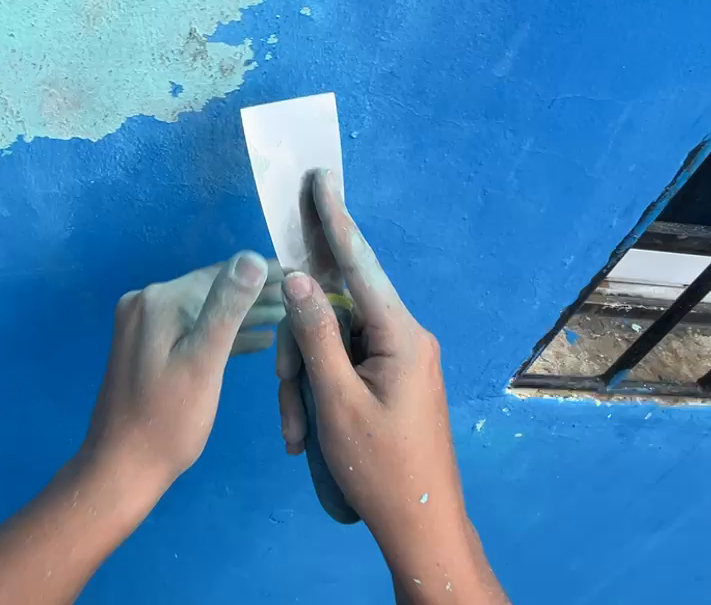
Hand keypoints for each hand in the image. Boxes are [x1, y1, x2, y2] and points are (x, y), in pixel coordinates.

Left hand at [78, 250, 283, 499]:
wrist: (122, 468)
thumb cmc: (169, 420)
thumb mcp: (204, 361)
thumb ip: (227, 307)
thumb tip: (250, 256)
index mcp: (159, 300)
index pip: (220, 274)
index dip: (262, 273)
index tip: (299, 274)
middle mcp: (147, 302)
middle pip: (213, 290)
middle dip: (256, 294)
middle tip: (301, 297)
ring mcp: (145, 324)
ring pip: (205, 310)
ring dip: (244, 315)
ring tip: (288, 316)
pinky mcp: (149, 345)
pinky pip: (193, 329)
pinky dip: (223, 334)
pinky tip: (259, 339)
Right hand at [278, 171, 503, 601]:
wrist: (422, 531)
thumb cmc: (381, 468)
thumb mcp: (337, 401)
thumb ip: (315, 333)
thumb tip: (296, 276)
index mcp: (401, 335)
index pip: (360, 262)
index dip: (335, 218)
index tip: (320, 178)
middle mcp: (403, 336)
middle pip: (333, 314)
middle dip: (300, 354)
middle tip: (288, 412)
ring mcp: (397, 357)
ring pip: (331, 342)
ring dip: (305, 382)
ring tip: (297, 435)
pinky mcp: (389, 376)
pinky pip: (342, 363)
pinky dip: (319, 390)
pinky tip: (306, 433)